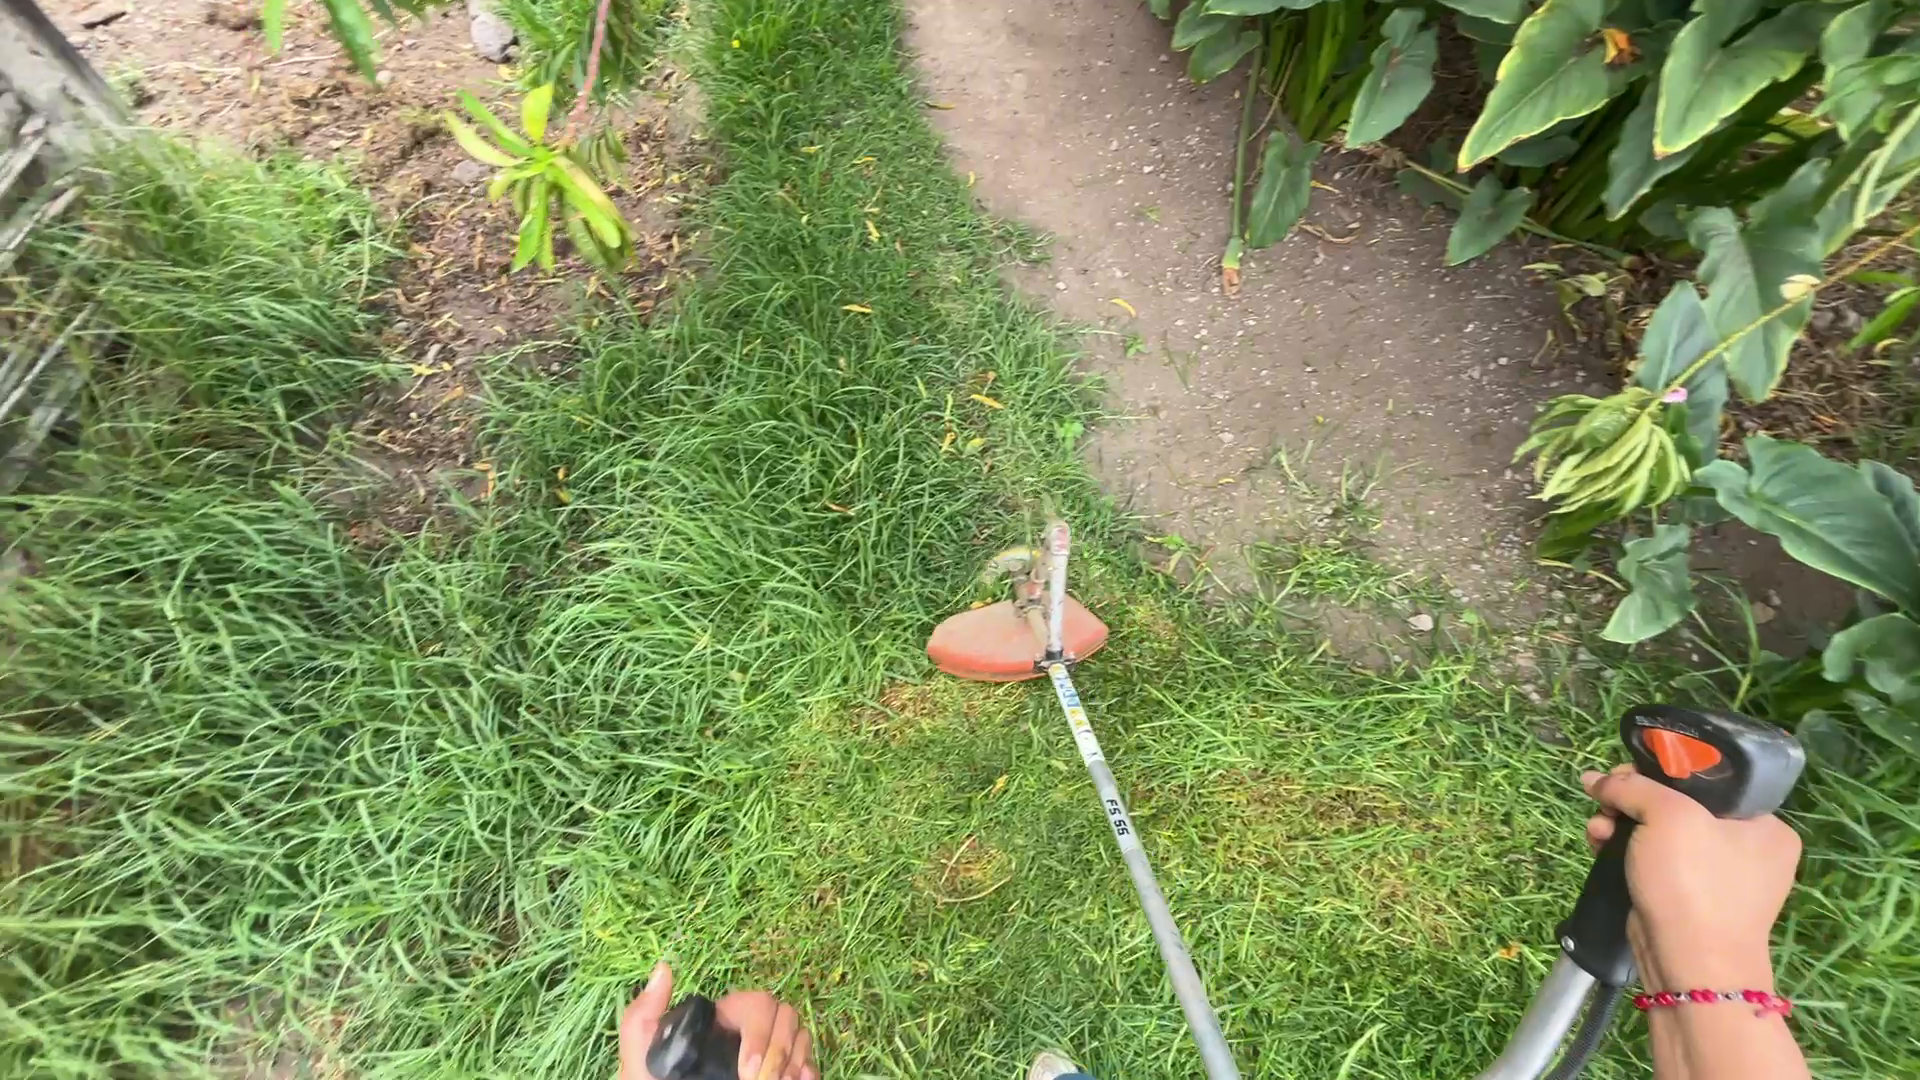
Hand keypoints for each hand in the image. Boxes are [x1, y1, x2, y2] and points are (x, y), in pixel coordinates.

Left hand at [619, 963, 817, 1079]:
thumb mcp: (640, 1068)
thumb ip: (642, 1022)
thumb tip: (663, 967)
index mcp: (720, 1022)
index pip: (755, 1004)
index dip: (760, 1031)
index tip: (748, 1070)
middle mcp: (747, 1033)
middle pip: (784, 1014)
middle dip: (781, 1048)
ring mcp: (766, 1056)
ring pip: (800, 1034)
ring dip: (796, 1059)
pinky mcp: (780, 1075)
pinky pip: (808, 1062)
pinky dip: (809, 1070)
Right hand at [1582, 765, 1800, 988]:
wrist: (1690, 957)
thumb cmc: (1693, 881)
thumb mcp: (1667, 816)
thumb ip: (1631, 786)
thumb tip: (1594, 779)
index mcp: (1764, 825)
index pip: (1703, 778)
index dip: (1656, 772)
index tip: (1623, 778)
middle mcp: (1744, 845)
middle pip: (1670, 800)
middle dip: (1627, 800)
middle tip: (1604, 806)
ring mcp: (1714, 870)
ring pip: (1652, 825)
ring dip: (1616, 821)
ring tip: (1597, 831)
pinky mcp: (1684, 888)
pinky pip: (1646, 850)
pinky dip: (1619, 844)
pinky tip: (1599, 845)